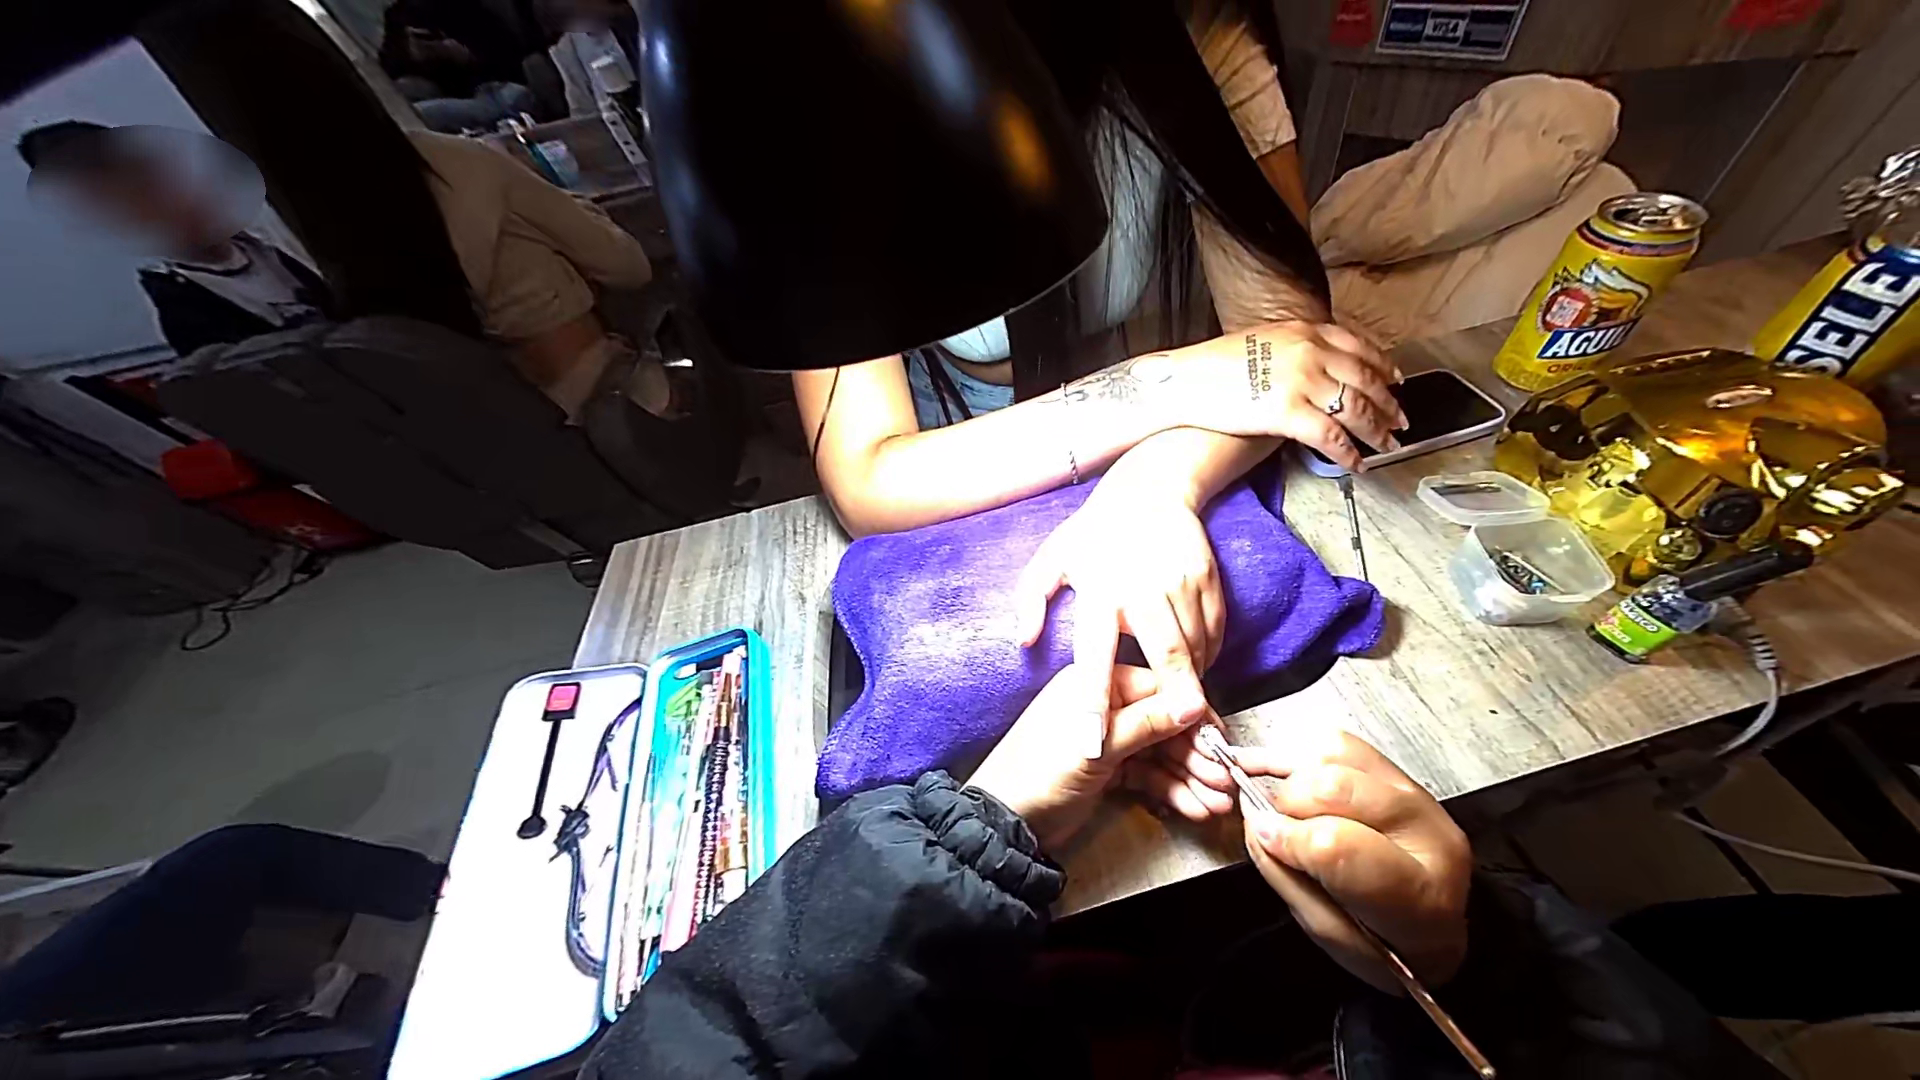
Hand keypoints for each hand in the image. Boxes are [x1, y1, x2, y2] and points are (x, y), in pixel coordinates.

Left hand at [968, 664, 1209, 851]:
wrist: (1008, 819)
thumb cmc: (1041, 771)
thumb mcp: (1097, 746)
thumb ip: (1146, 723)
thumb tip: (1194, 702)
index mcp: (1094, 684)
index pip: (1158, 689)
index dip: (1193, 716)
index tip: (1222, 741)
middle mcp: (1105, 707)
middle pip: (1164, 724)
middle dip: (1196, 755)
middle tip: (1226, 782)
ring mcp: (1109, 740)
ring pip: (1161, 754)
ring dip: (1191, 778)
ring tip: (1219, 804)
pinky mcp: (1111, 769)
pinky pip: (1150, 775)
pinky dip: (1173, 791)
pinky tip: (1196, 808)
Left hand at [1014, 469, 1217, 757]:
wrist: (1147, 491)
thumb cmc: (1091, 533)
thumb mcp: (1051, 558)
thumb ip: (1032, 600)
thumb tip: (1025, 641)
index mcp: (1099, 593)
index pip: (1096, 657)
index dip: (1095, 702)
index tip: (1094, 741)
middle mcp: (1144, 590)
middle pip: (1166, 655)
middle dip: (1177, 697)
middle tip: (1183, 728)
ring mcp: (1181, 583)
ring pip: (1196, 645)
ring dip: (1194, 677)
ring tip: (1186, 704)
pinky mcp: (1207, 579)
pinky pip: (1215, 628)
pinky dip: (1209, 652)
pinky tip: (1196, 663)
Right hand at [1152, 320, 1405, 470]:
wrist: (1182, 380)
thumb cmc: (1208, 365)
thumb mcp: (1259, 341)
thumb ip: (1291, 350)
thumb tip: (1306, 368)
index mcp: (1305, 331)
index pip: (1361, 348)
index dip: (1385, 368)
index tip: (1395, 382)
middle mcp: (1311, 352)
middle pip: (1366, 380)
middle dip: (1390, 404)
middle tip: (1402, 422)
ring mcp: (1301, 382)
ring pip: (1357, 409)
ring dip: (1377, 431)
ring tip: (1387, 446)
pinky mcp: (1287, 413)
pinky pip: (1330, 437)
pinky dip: (1347, 453)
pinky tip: (1355, 464)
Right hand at [1234, 729, 1470, 991]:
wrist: (1427, 924)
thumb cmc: (1379, 939)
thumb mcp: (1328, 930)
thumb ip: (1285, 875)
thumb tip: (1257, 825)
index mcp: (1418, 894)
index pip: (1340, 845)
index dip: (1289, 836)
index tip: (1265, 836)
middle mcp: (1425, 833)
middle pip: (1334, 788)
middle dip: (1288, 804)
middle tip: (1277, 826)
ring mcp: (1412, 794)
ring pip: (1332, 757)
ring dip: (1295, 780)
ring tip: (1290, 807)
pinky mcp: (1395, 771)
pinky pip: (1336, 743)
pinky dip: (1302, 758)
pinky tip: (1288, 777)